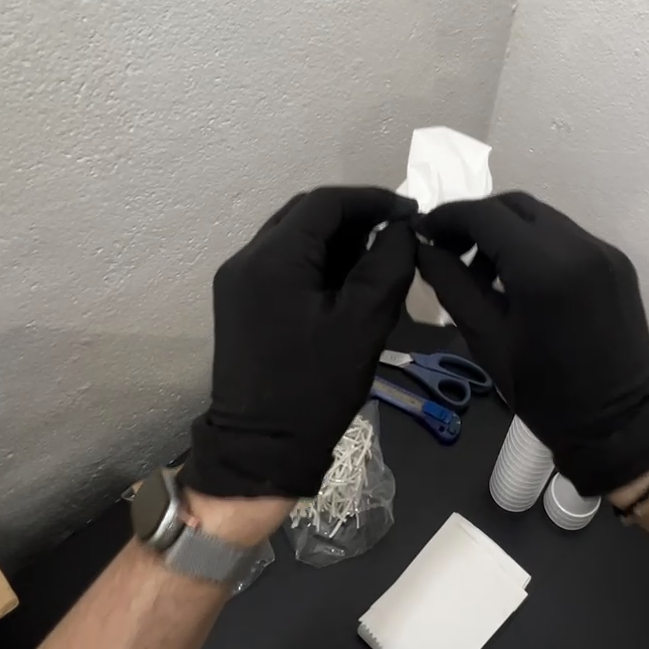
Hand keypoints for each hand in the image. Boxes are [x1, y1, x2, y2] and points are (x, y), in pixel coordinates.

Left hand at [181, 187, 417, 497]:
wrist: (262, 448)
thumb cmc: (316, 386)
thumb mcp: (365, 322)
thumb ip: (388, 263)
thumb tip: (400, 227)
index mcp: (272, 259)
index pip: (326, 203)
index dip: (372, 200)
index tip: (410, 212)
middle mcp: (247, 259)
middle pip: (307, 214)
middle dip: (356, 217)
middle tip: (397, 232)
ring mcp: (238, 280)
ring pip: (295, 236)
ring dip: (337, 238)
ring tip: (379, 256)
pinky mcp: (241, 300)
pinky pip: (285, 262)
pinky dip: (319, 260)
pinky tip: (348, 279)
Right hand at [414, 192, 648, 494]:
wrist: (619, 422)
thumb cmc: (544, 392)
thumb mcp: (486, 339)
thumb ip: (451, 284)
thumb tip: (425, 248)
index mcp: (542, 267)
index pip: (484, 214)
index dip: (447, 217)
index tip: (424, 233)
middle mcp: (577, 244)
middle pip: (514, 206)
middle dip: (477, 220)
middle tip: (450, 250)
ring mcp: (601, 249)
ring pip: (541, 218)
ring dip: (506, 231)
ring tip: (485, 272)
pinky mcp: (615, 261)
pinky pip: (565, 236)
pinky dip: (535, 245)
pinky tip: (521, 279)